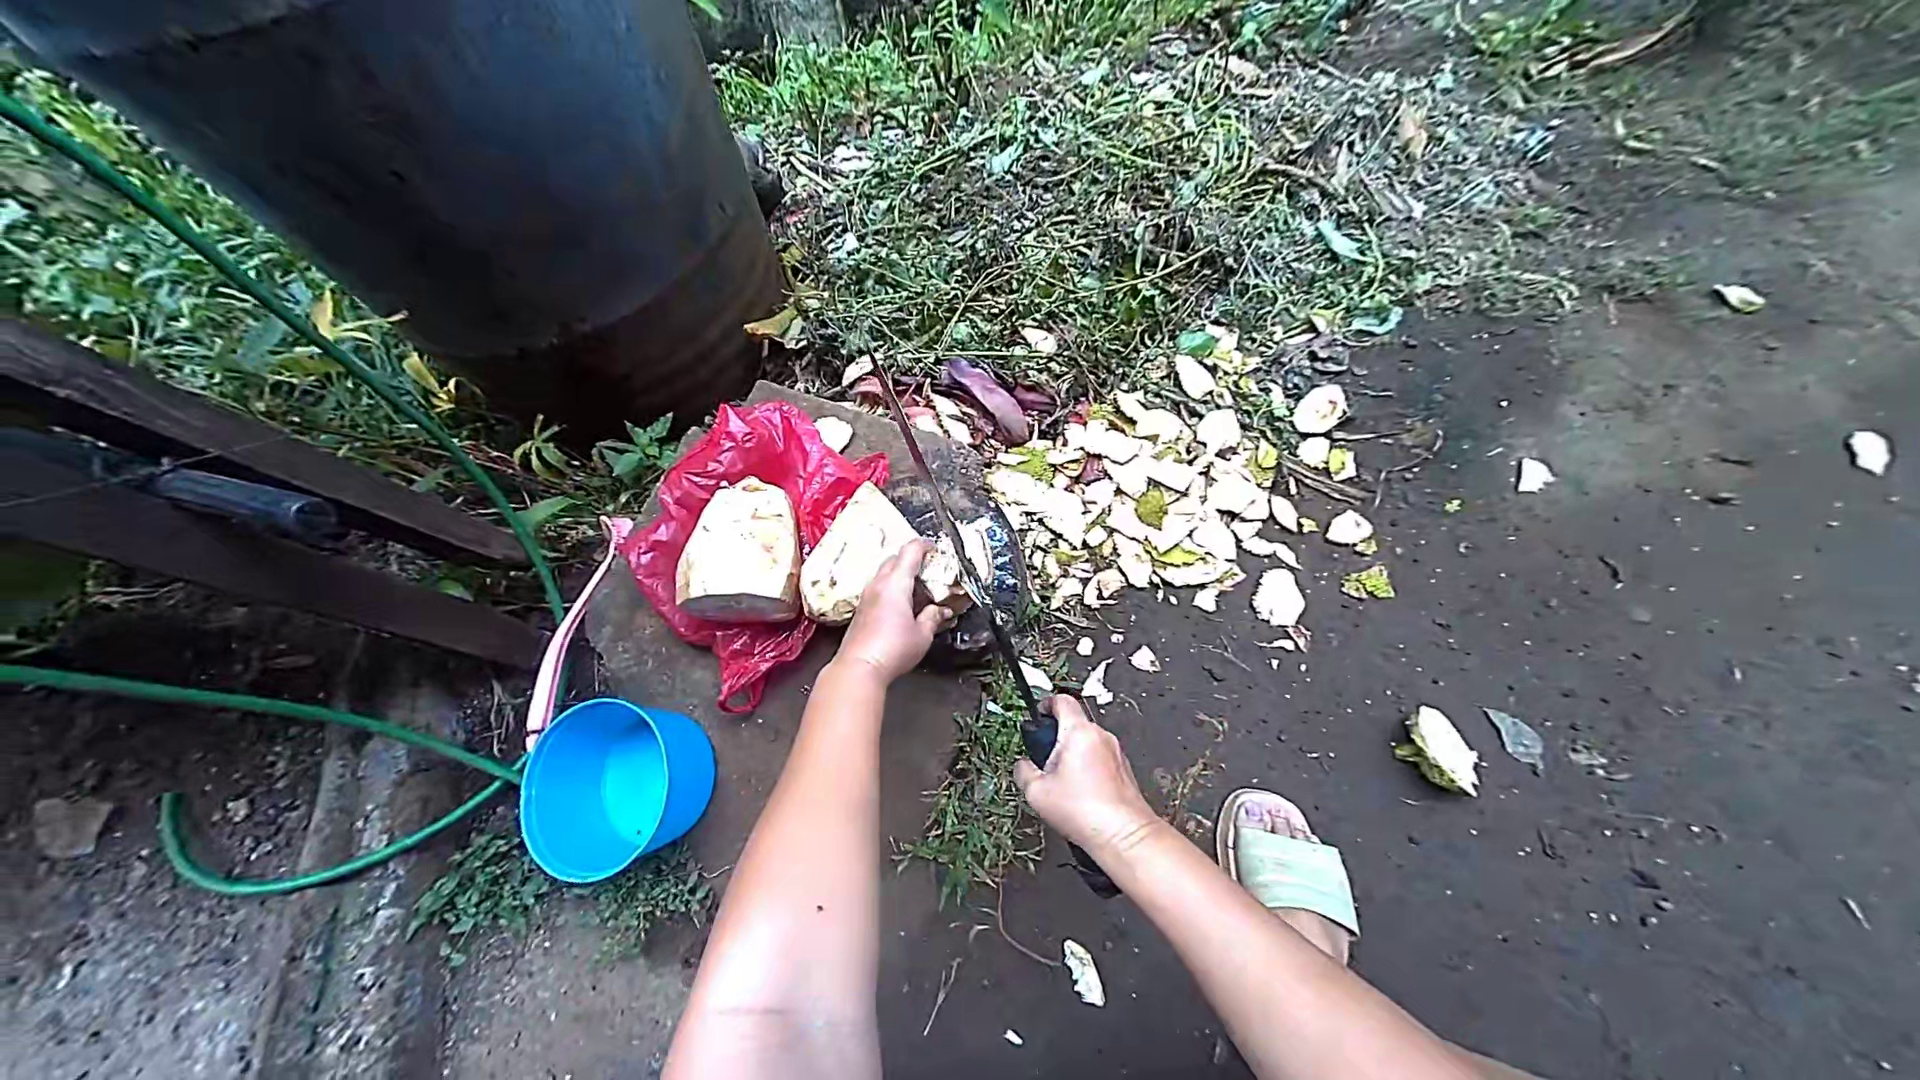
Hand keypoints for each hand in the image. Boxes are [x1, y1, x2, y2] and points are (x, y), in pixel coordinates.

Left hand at [835, 538, 951, 682]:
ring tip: (917, 587)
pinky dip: (891, 587)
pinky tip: (902, 604)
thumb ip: (933, 617)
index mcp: (896, 583)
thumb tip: (940, 610)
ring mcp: (867, 596)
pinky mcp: (861, 609)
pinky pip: (878, 588)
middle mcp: (878, 584)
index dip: (924, 545)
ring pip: (884, 573)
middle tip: (929, 569)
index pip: (910, 551)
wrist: (859, 667)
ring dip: (900, 574)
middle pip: (895, 559)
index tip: (935, 549)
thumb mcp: (922, 634)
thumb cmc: (892, 650)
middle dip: (912, 559)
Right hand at [1014, 696, 1160, 856]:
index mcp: (1079, 732)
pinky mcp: (1123, 769)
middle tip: (1046, 761)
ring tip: (1063, 783)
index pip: (1062, 700)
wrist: (1124, 836)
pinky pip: (1100, 757)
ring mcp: (1115, 752)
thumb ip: (1023, 770)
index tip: (1038, 716)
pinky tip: (1081, 793)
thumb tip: (1023, 765)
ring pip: (1087, 742)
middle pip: (1074, 723)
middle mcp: (1100, 736)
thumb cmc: (1085, 812)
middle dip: (1056, 738)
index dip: (1046, 705)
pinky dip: (1088, 767)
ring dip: (1072, 754)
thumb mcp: (1036, 792)